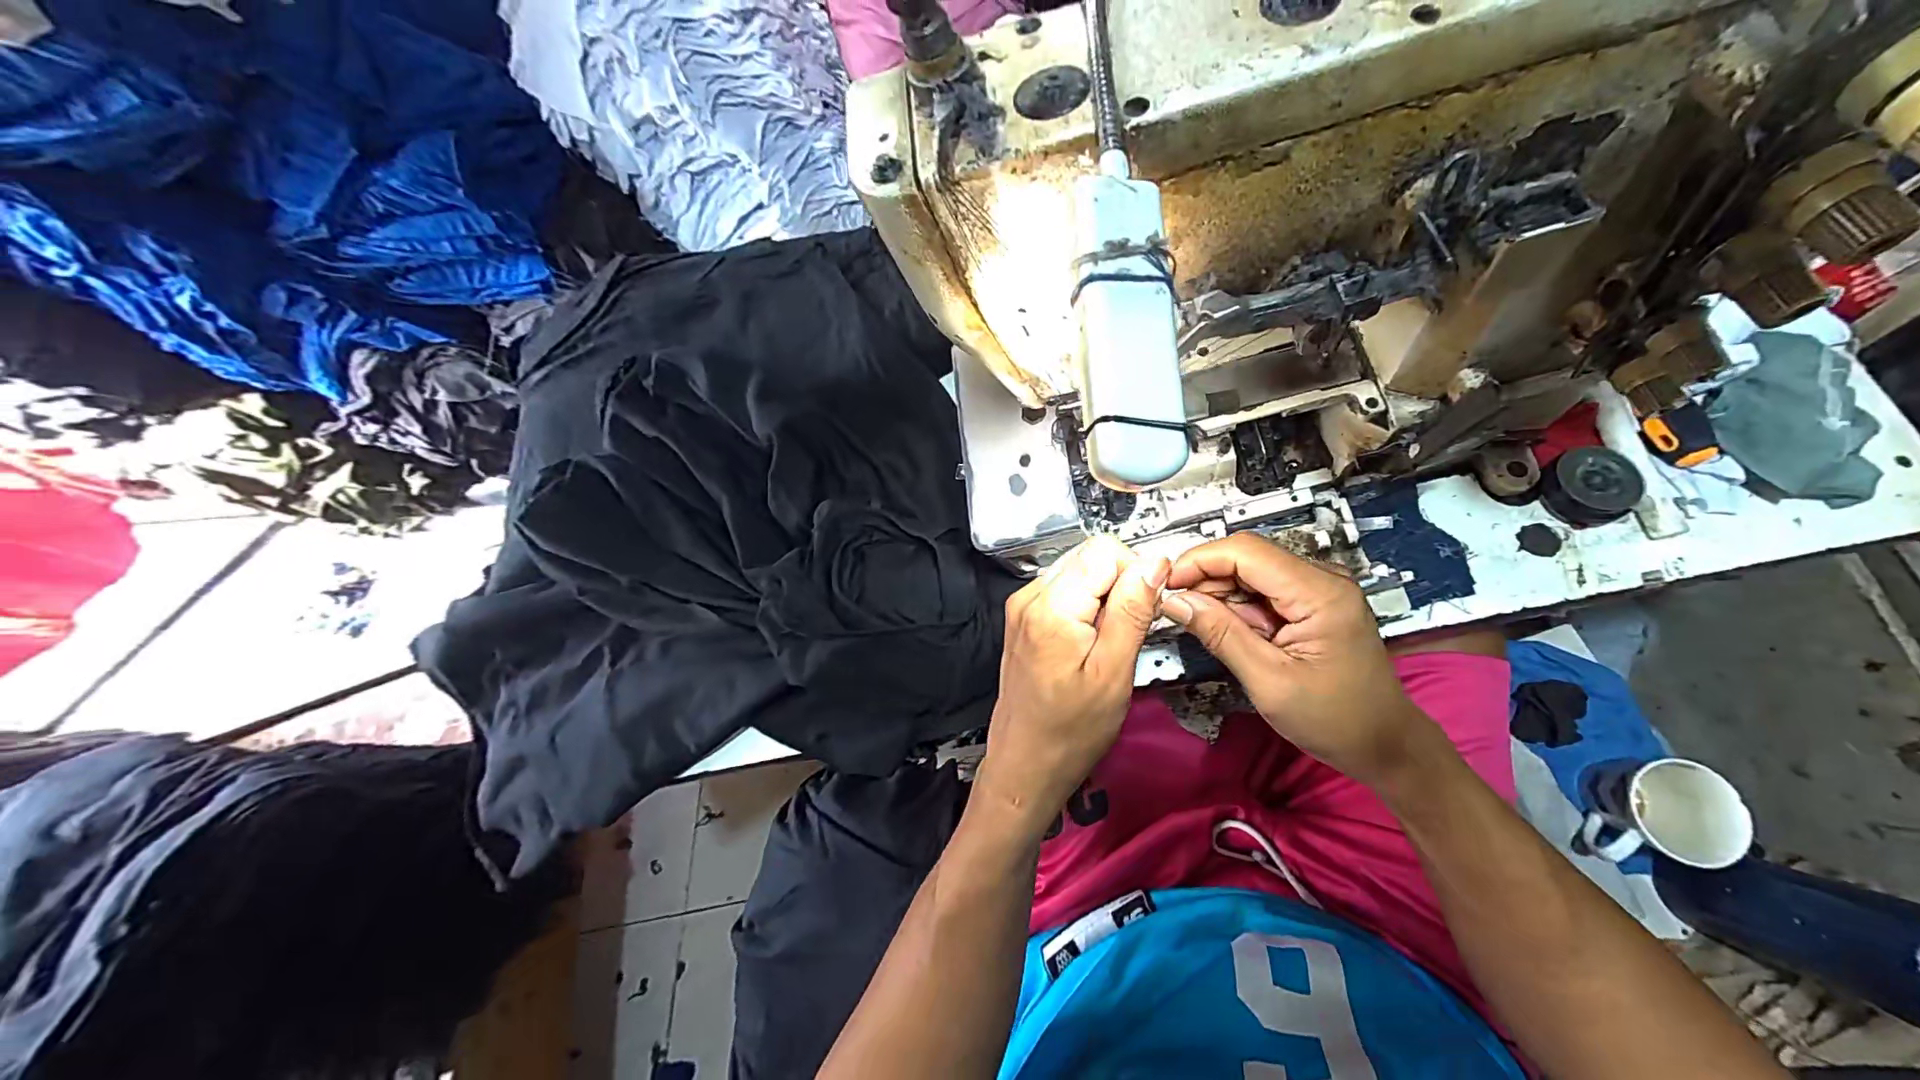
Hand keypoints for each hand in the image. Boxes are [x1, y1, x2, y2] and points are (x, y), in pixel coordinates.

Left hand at [977, 535, 1167, 838]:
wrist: (1027, 763)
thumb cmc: (1065, 733)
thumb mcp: (1114, 673)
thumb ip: (1133, 611)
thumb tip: (1153, 565)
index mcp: (1050, 608)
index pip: (1105, 551)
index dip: (1136, 575)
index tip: (1145, 609)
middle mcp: (1030, 599)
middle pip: (1092, 558)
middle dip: (1120, 587)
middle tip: (1125, 633)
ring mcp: (1024, 609)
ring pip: (1082, 574)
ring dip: (1104, 601)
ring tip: (1107, 645)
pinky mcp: (1025, 620)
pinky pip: (1067, 594)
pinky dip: (1087, 612)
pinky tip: (1091, 647)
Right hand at [1162, 533, 1430, 784]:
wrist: (1384, 744)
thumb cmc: (1334, 719)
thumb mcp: (1268, 680)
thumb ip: (1220, 634)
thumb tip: (1174, 601)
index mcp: (1320, 593)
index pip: (1246, 551)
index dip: (1199, 561)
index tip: (1166, 586)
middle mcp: (1322, 579)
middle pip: (1246, 557)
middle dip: (1205, 579)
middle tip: (1178, 611)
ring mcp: (1318, 590)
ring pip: (1250, 572)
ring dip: (1218, 594)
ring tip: (1205, 628)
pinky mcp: (1311, 603)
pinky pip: (1262, 591)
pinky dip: (1236, 607)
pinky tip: (1229, 631)